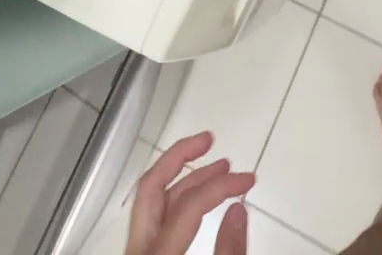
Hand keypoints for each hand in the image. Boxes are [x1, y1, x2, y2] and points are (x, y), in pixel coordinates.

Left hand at [126, 132, 254, 254]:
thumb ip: (228, 252)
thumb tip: (238, 209)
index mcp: (154, 253)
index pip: (188, 206)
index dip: (220, 186)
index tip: (247, 179)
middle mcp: (136, 247)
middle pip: (151, 186)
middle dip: (181, 155)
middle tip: (210, 138)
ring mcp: (134, 250)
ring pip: (152, 202)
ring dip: (185, 178)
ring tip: (218, 167)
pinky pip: (154, 218)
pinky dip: (176, 199)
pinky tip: (196, 198)